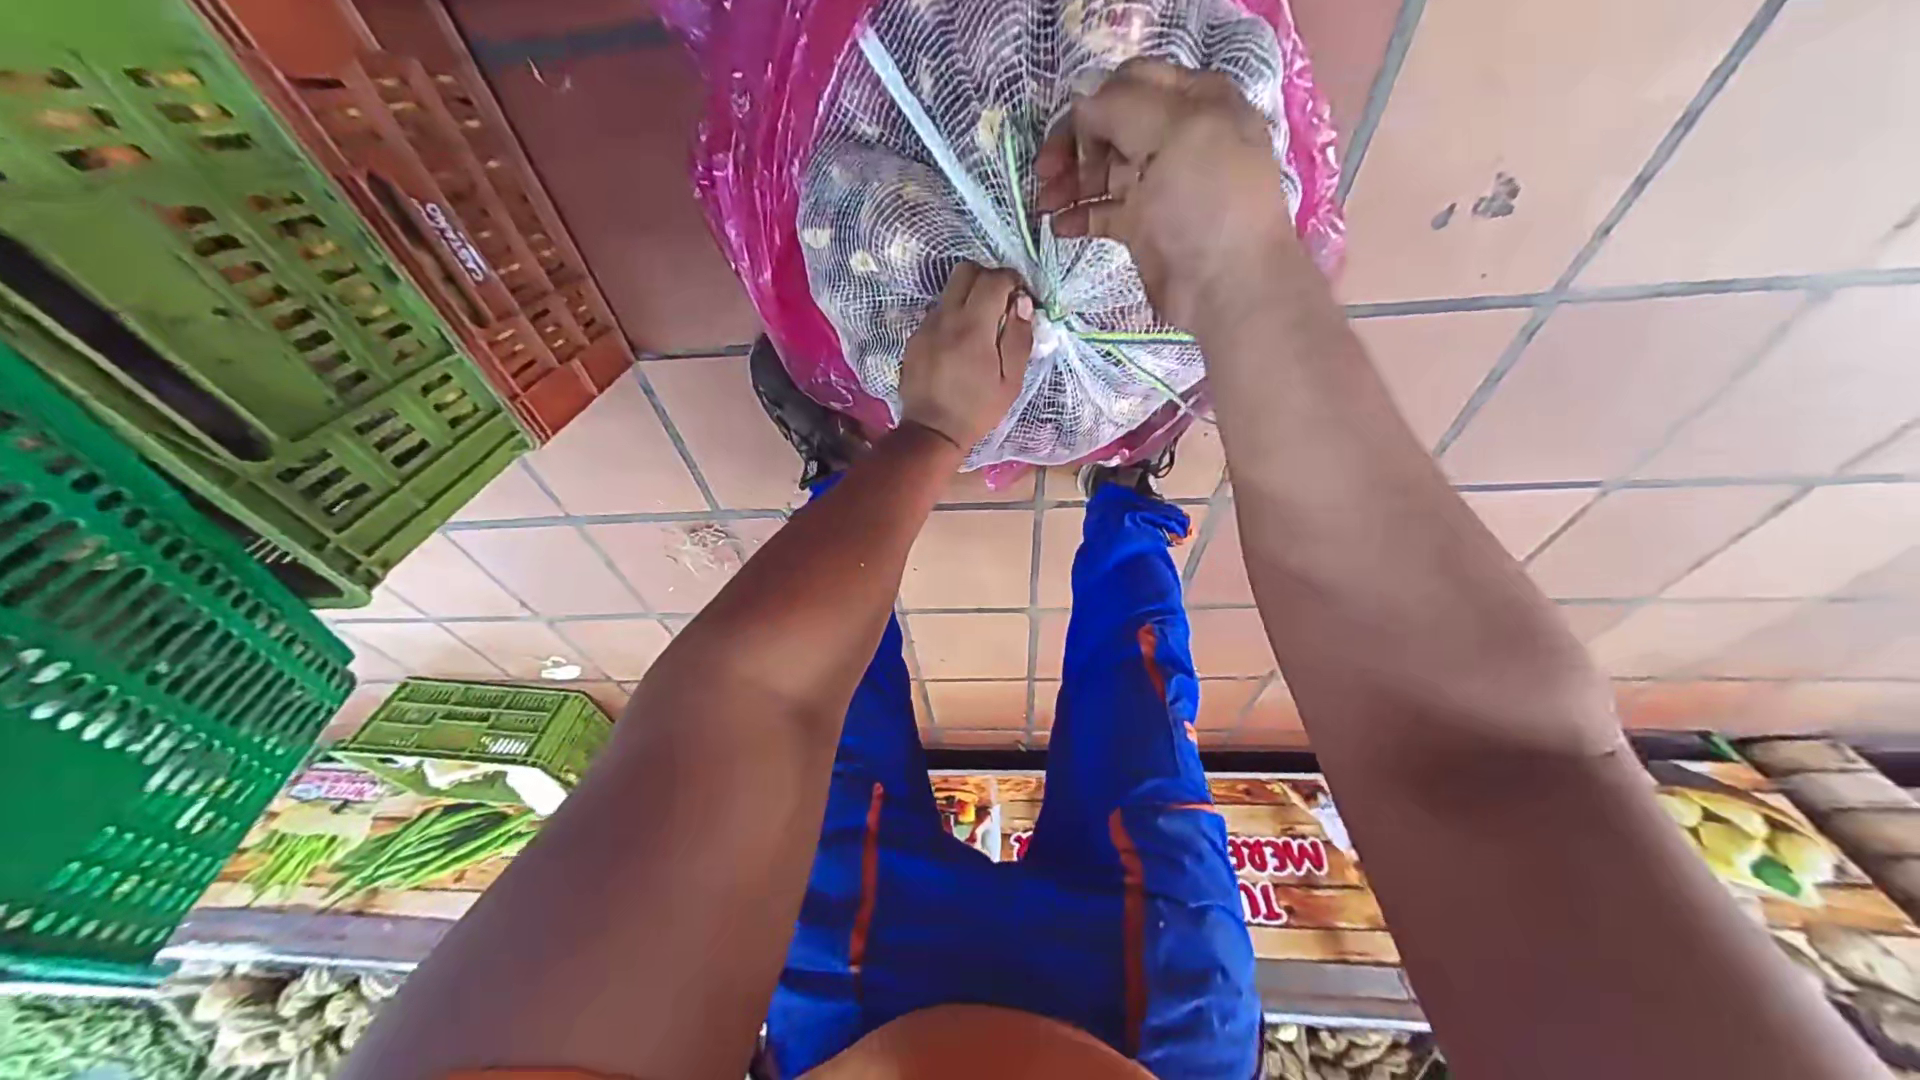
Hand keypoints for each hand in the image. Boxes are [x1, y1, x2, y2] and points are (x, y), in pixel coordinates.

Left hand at [898, 262, 1034, 451]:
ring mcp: (925, 326)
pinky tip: (959, 344)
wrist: (932, 432)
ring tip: (980, 328)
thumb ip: (1018, 338)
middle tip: (999, 303)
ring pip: (949, 291)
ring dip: (968, 298)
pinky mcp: (914, 338)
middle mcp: (945, 318)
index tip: (1019, 296)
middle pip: (965, 271)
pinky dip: (952, 317)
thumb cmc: (977, 410)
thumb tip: (1022, 302)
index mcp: (973, 328)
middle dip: (987, 279)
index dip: (1011, 280)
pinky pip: (936, 313)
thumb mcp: (1011, 381)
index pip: (993, 279)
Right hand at [1037, 58, 1299, 329]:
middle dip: (1075, 145)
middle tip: (1045, 173)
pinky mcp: (1144, 227)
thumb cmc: (1207, 202)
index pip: (1132, 84)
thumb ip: (1123, 108)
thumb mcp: (1174, 133)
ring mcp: (1159, 186)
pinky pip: (1104, 211)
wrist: (1227, 286)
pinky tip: (1059, 227)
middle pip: (1112, 127)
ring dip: (1070, 182)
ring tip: (1044, 204)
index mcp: (1195, 102)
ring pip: (1103, 170)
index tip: (1065, 137)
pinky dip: (1079, 215)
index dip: (1094, 105)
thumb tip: (1080, 106)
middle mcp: (1177, 138)